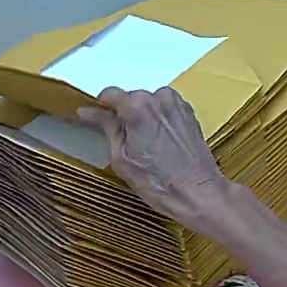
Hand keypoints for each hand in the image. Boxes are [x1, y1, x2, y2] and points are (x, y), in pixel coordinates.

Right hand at [78, 87, 238, 232]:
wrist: (198, 193)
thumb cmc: (158, 181)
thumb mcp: (121, 157)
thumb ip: (106, 127)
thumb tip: (88, 111)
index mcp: (137, 106)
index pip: (110, 94)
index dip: (100, 107)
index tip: (95, 118)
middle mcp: (158, 97)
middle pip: (130, 98)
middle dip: (124, 115)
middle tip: (123, 141)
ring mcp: (176, 103)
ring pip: (148, 103)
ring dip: (142, 117)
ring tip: (145, 145)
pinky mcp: (189, 112)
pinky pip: (164, 109)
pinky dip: (158, 120)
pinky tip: (159, 143)